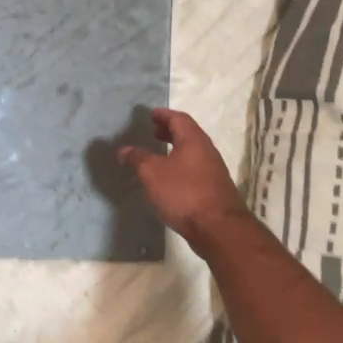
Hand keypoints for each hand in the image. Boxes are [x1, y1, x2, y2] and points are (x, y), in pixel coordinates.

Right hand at [117, 108, 248, 249]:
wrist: (217, 227)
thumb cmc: (183, 193)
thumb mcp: (152, 173)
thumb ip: (137, 158)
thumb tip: (124, 150)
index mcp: (193, 141)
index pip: (179, 119)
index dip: (164, 115)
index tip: (151, 114)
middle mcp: (206, 152)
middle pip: (188, 134)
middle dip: (170, 131)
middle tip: (153, 130)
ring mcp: (213, 171)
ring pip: (192, 152)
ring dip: (175, 149)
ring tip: (158, 154)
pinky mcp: (213, 189)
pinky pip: (194, 168)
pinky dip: (180, 165)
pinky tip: (169, 178)